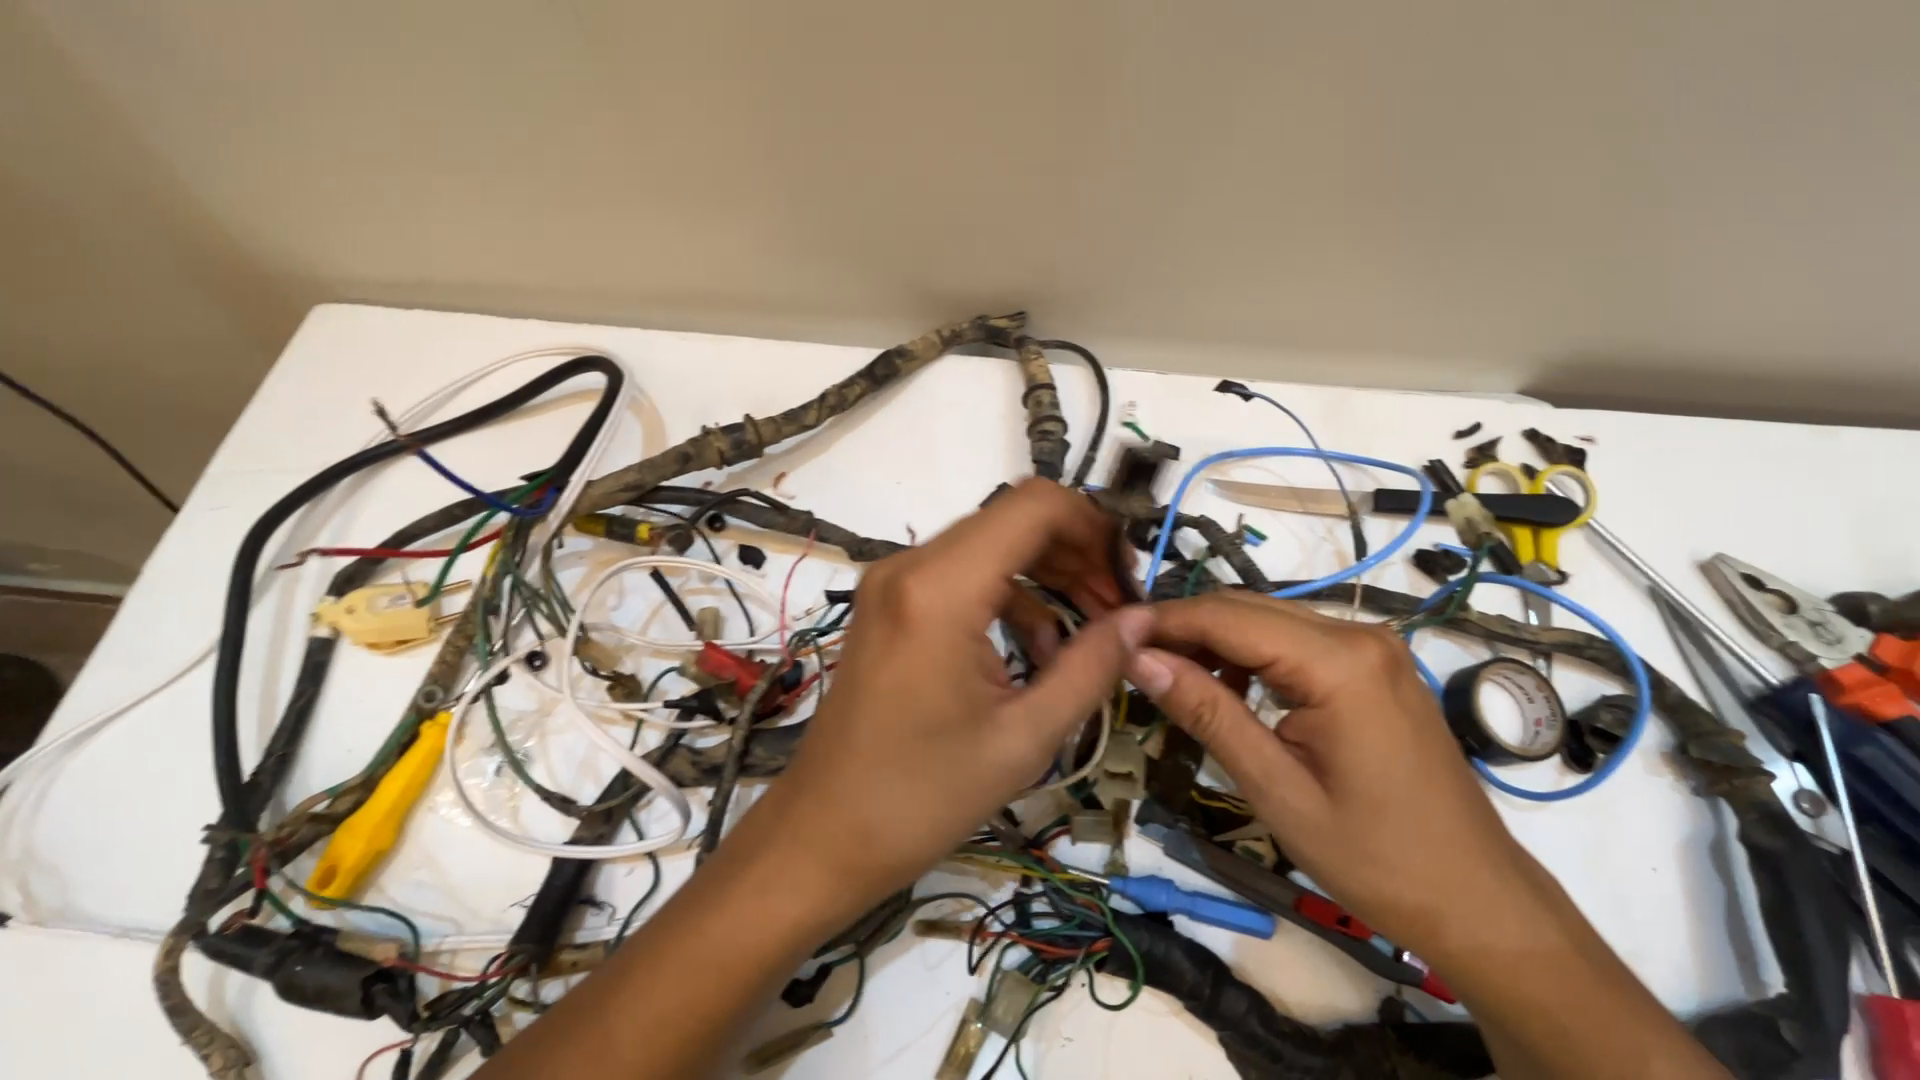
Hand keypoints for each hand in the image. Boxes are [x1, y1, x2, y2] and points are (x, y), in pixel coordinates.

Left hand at [744, 479, 1152, 910]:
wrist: (825, 834)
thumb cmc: (923, 797)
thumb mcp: (1025, 738)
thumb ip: (1091, 667)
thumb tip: (1142, 620)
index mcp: (941, 588)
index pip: (1035, 505)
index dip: (1095, 529)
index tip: (1129, 582)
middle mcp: (910, 566)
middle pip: (1014, 520)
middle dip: (1077, 555)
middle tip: (1119, 612)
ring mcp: (893, 583)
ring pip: (990, 546)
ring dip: (1047, 577)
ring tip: (1090, 634)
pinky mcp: (888, 606)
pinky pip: (962, 576)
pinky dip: (1009, 598)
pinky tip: (1038, 653)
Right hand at [1123, 591, 1550, 965]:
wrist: (1475, 897)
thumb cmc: (1375, 857)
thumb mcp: (1276, 790)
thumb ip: (1208, 713)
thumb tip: (1138, 658)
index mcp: (1339, 662)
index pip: (1227, 617)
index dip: (1163, 623)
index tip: (1109, 638)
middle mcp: (1360, 635)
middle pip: (1247, 609)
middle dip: (1184, 630)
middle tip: (1128, 664)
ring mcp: (1373, 648)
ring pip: (1269, 622)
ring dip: (1214, 644)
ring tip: (1167, 681)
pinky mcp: (1376, 667)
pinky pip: (1296, 643)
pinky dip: (1251, 658)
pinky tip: (1226, 692)